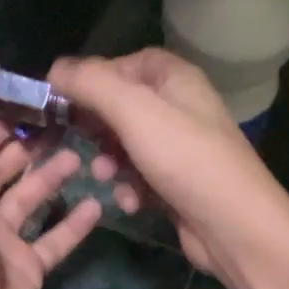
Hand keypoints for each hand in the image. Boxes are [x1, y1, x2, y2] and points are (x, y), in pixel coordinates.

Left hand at [0, 95, 101, 288]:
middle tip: (62, 120)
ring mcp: (0, 245)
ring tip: (81, 152)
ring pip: (28, 200)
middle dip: (24, 146)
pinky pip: (53, 239)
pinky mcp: (28, 269)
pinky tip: (97, 205)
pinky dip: (72, 223)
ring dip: (50, 177)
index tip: (25, 101)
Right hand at [48, 49, 287, 277]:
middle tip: (77, 141)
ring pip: (127, 146)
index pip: (127, 63)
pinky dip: (130, 189)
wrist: (233, 225)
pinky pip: (141, 178)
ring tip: (104, 177)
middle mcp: (180, 108)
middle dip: (97, 126)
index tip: (66, 99)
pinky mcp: (178, 185)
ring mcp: (180, 149)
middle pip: (123, 106)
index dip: (95, 77)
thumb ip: (91, 84)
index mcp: (176, 79)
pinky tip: (131, 203)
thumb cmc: (185, 158)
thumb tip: (55, 69)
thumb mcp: (134, 111)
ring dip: (110, 162)